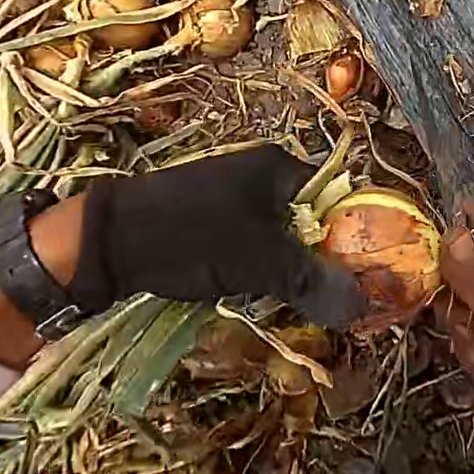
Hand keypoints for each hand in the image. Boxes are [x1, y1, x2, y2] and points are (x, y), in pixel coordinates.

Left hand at [70, 145, 362, 325]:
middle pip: (309, 216)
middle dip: (316, 255)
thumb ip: (313, 281)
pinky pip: (253, 239)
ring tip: (287, 293)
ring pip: (280, 232)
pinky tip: (251, 287)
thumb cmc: (194, 236)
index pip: (334, 196)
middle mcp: (261, 172)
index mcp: (279, 166)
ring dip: (286, 264)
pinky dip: (259, 264)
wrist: (109, 241)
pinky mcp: (212, 215)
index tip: (357, 271)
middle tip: (323, 291)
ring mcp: (234, 192)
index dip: (350, 233)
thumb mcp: (260, 260)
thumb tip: (363, 306)